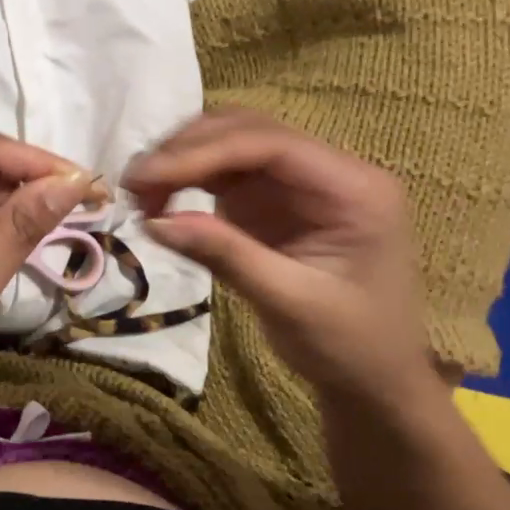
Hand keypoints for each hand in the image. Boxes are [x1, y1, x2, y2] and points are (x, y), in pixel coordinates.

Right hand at [122, 109, 435, 404]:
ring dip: (180, 158)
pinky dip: (185, 176)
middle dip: (185, 149)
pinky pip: (222, 167)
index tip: (147, 177)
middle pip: (245, 130)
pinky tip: (158, 198)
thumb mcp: (289, 303)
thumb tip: (153, 222)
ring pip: (228, 139)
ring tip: (139, 191)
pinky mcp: (272, 195)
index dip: (202, 152)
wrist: (375, 379)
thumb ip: (225, 255)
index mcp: (354, 189)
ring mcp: (298, 180)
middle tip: (134, 184)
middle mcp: (328, 170)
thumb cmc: (350, 344)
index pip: (269, 144)